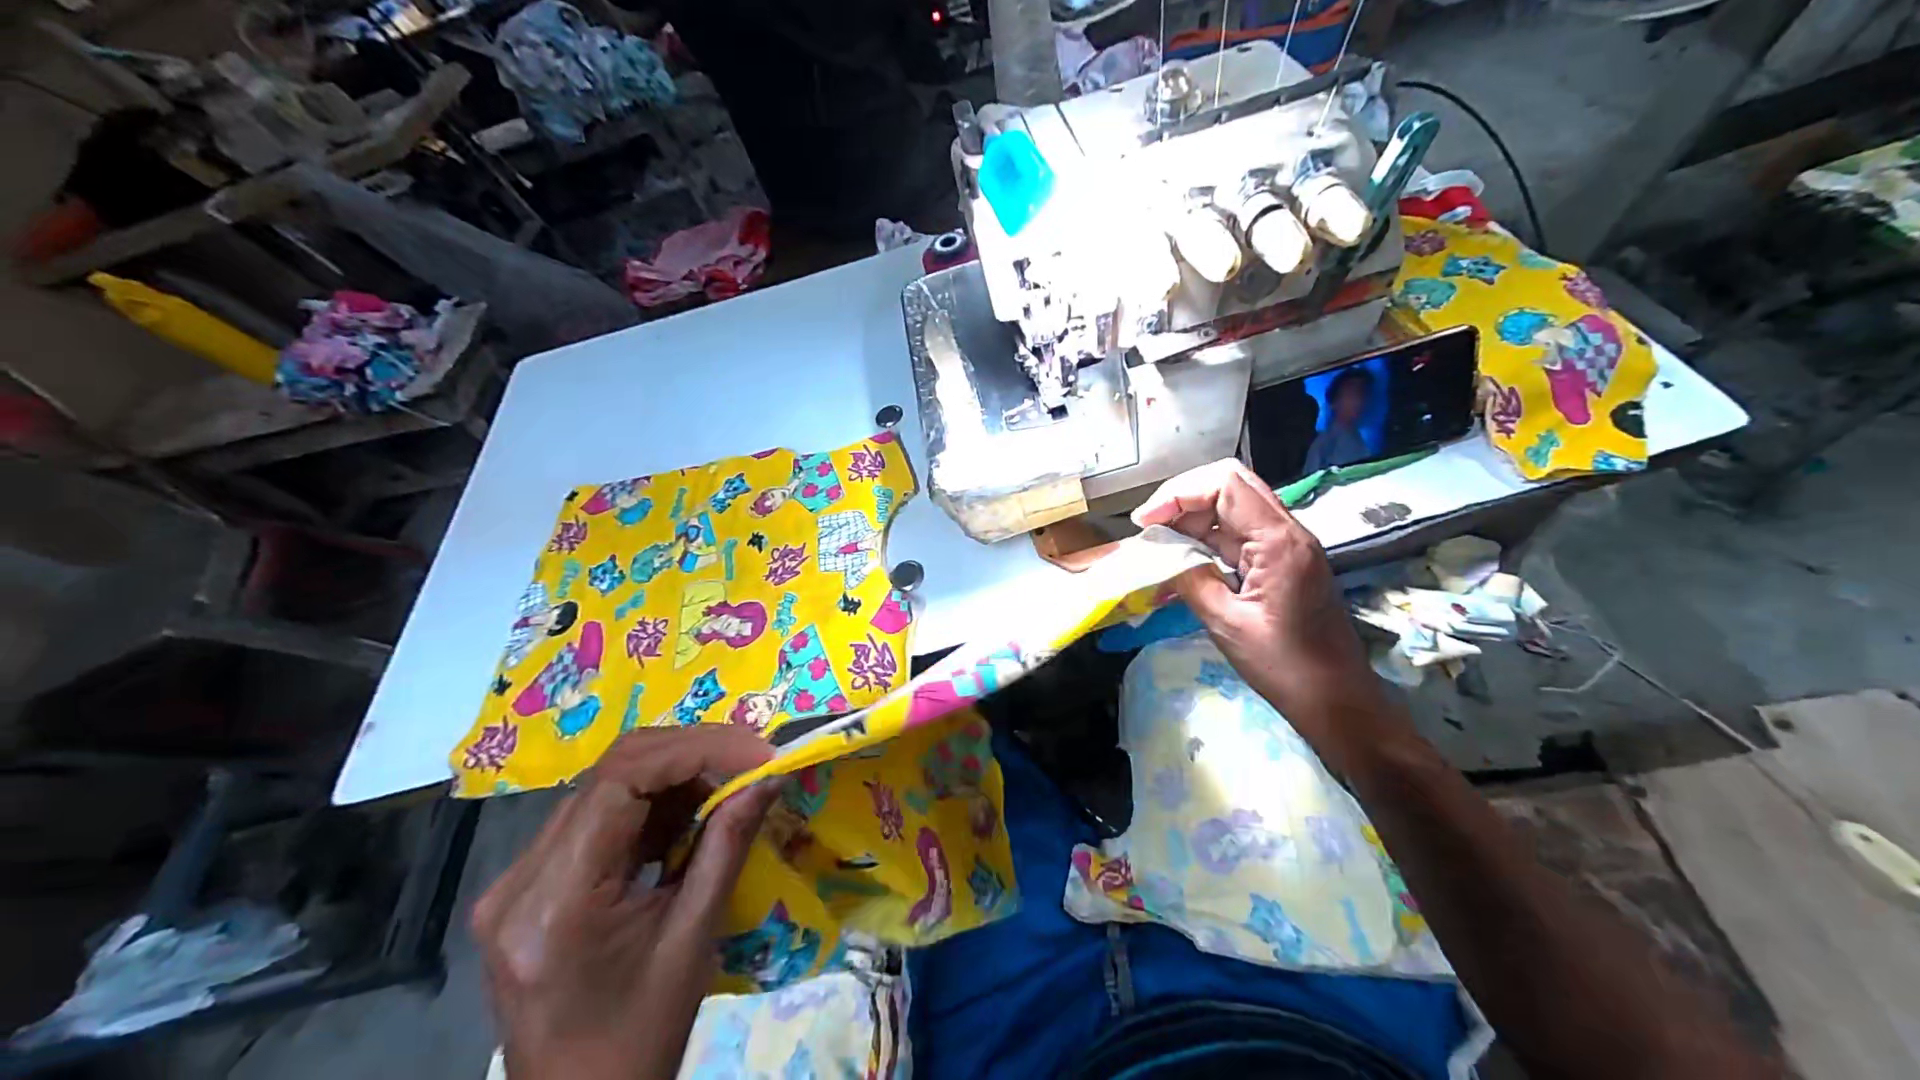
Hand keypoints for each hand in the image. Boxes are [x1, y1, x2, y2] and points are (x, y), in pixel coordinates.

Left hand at [472, 727, 779, 1079]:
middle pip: (612, 772)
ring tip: (731, 788)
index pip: (620, 780)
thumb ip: (727, 846)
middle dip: (692, 754)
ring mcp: (516, 878)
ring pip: (607, 786)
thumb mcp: (694, 941)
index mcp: (553, 901)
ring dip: (676, 776)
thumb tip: (769, 775)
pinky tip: (690, 819)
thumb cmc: (641, 1041)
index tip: (758, 753)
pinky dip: (654, 804)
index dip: (696, 750)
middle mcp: (519, 878)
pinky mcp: (530, 882)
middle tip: (754, 761)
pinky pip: (600, 815)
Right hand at [1132, 459, 1390, 750]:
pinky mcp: (1282, 562)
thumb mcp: (1226, 624)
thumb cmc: (1285, 667)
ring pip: (1233, 507)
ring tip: (1159, 543)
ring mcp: (1287, 546)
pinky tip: (1183, 558)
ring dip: (1193, 518)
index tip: (1147, 522)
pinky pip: (1240, 534)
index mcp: (1279, 542)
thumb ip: (1190, 580)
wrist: (1337, 700)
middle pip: (1231, 484)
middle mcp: (1288, 532)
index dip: (1178, 493)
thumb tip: (1160, 556)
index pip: (1225, 484)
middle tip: (1151, 525)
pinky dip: (1207, 538)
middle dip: (1184, 497)